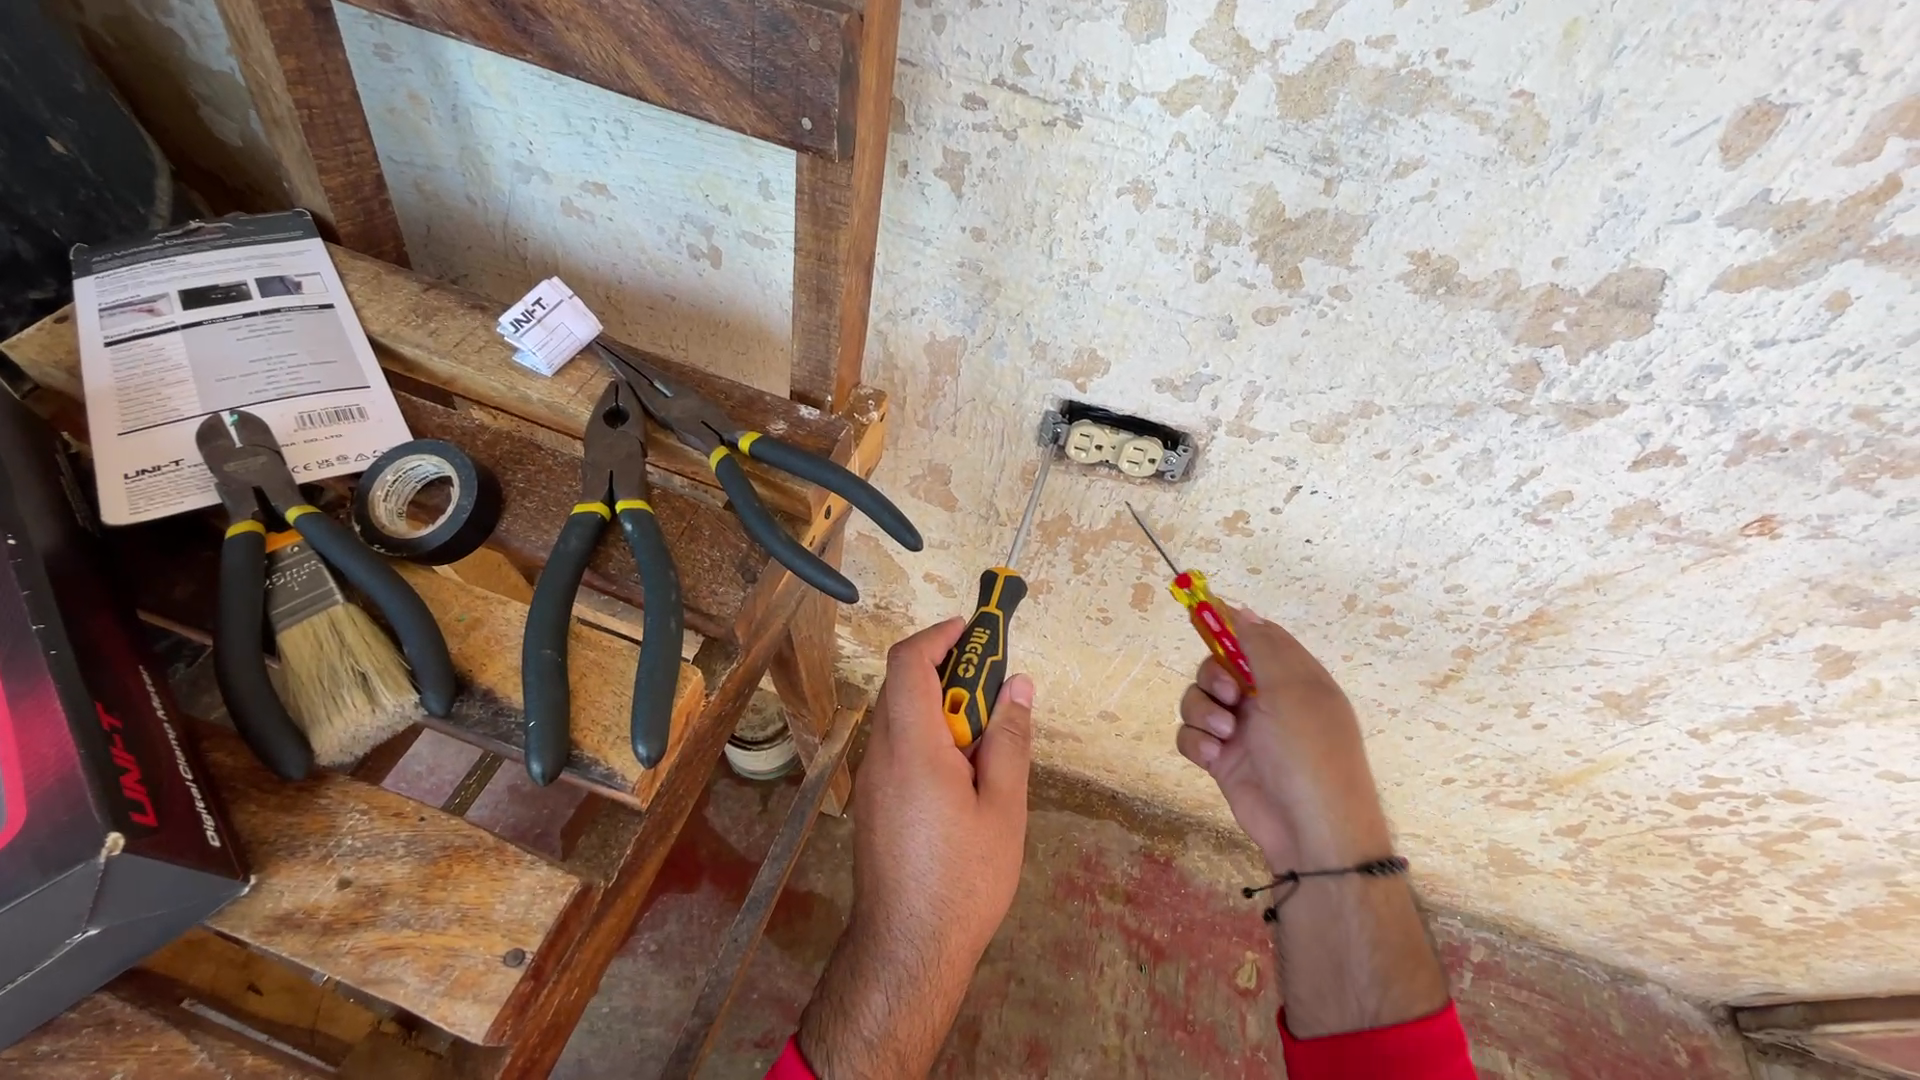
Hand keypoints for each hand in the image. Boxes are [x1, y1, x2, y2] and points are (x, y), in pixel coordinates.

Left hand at [798, 618, 1035, 1077]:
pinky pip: (898, 746)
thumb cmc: (964, 878)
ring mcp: (872, 777)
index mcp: (912, 745)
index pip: (909, 662)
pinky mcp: (873, 800)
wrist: (907, 948)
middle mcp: (881, 751)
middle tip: (995, 688)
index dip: (939, 635)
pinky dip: (928, 736)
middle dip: (949, 671)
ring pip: (901, 716)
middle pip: (904, 685)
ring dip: (940, 707)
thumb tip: (1017, 685)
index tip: (974, 629)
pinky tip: (962, 773)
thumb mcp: (1003, 807)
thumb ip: (1009, 739)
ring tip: (986, 736)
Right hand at [1177, 608, 1391, 871]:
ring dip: (1201, 712)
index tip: (1199, 616)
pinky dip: (1195, 742)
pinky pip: (1192, 735)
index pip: (1256, 637)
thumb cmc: (1309, 752)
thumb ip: (1261, 646)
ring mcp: (1242, 731)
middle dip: (1211, 677)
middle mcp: (1266, 699)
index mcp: (1293, 677)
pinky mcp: (1222, 759)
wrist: (1310, 831)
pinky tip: (1211, 757)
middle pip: (1217, 666)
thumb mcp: (1292, 689)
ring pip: (1198, 700)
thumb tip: (1241, 610)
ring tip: (1221, 735)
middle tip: (1227, 696)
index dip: (1228, 627)